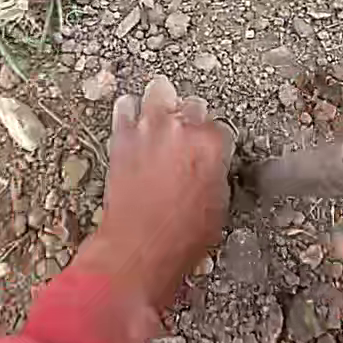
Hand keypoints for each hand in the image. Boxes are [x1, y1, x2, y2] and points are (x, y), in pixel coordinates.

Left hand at [72, 75, 231, 309]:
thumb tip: (212, 168)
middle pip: (193, 104)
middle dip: (191, 116)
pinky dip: (128, 109)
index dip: (215, 138)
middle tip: (188, 127)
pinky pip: (125, 109)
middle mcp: (184, 129)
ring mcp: (151, 130)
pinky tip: (129, 109)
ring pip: (160, 92)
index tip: (210, 144)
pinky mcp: (123, 139)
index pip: (220, 126)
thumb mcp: (218, 206)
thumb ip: (216, 173)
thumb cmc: (180, 237)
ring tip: (162, 103)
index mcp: (213, 144)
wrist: (137, 250)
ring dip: (162, 99)